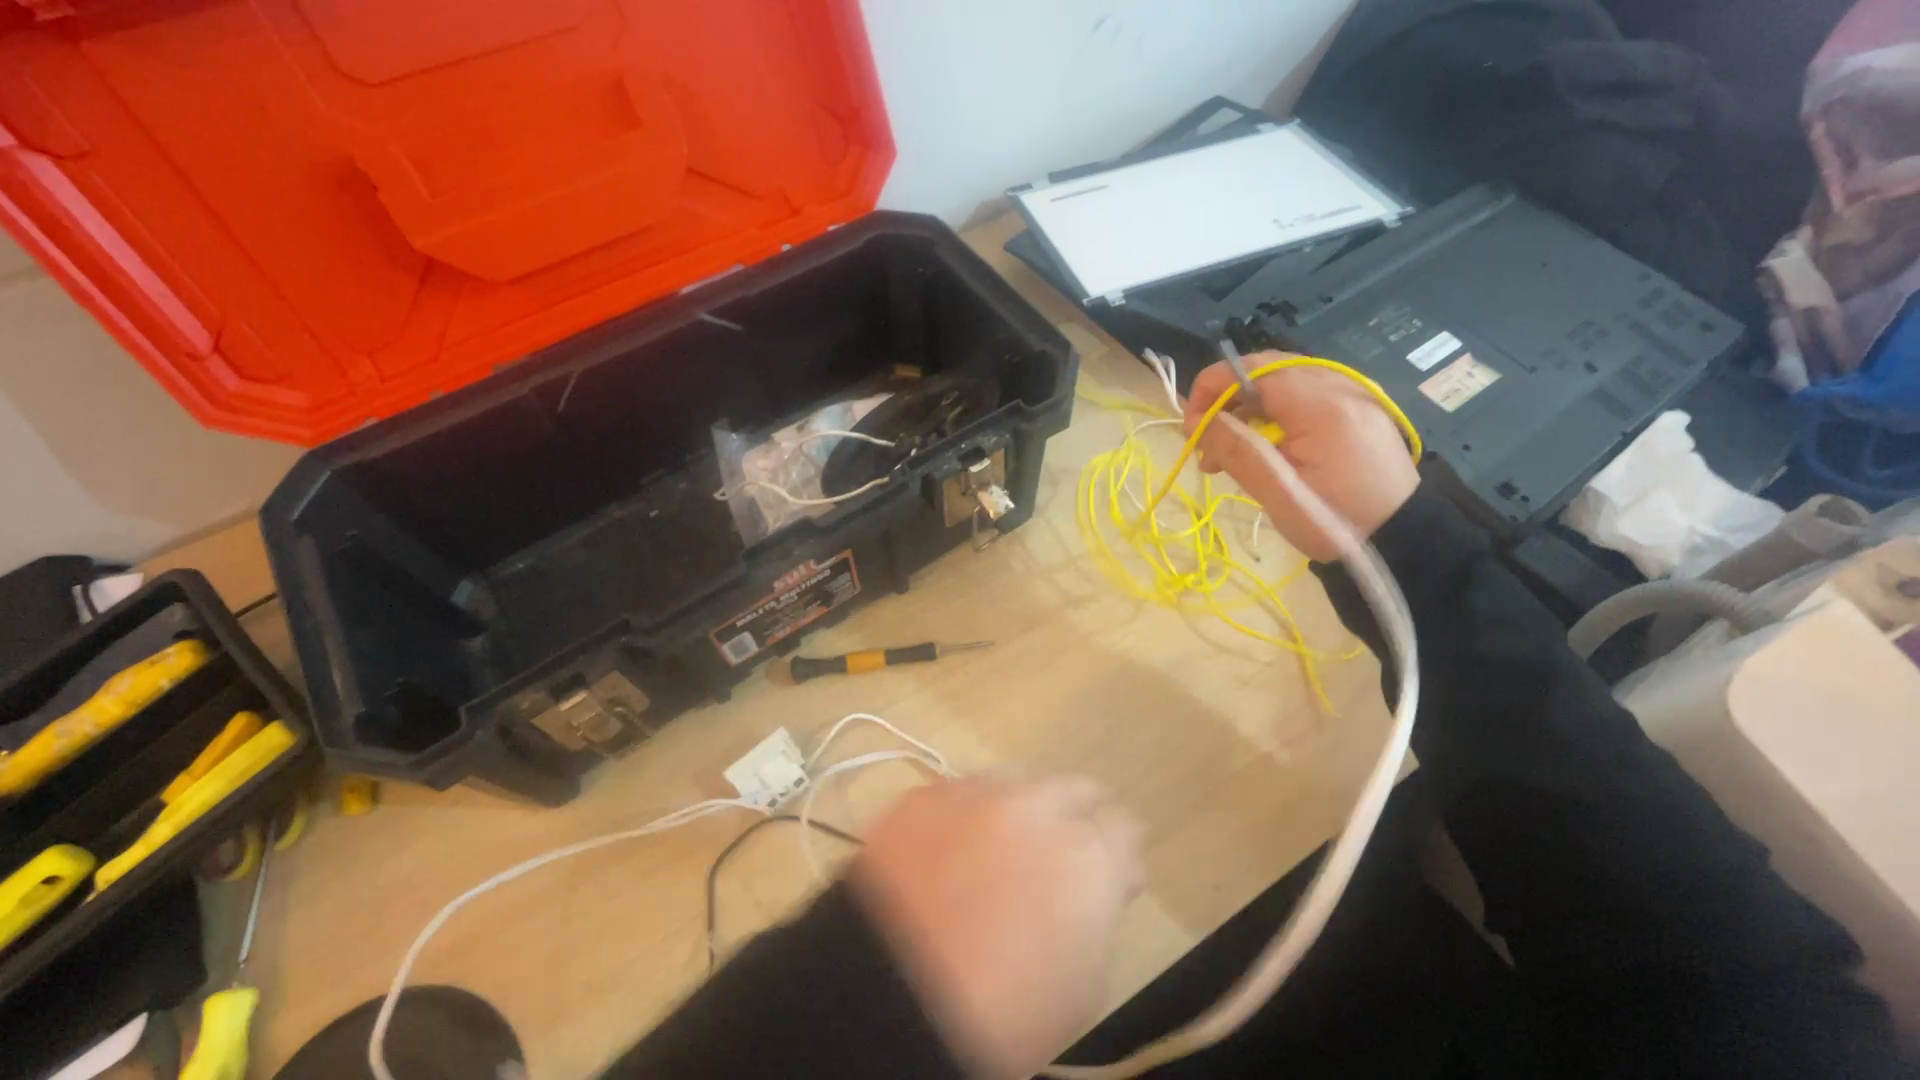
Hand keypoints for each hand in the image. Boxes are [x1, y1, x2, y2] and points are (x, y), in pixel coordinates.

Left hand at [848, 775, 1143, 1078]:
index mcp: (1089, 853)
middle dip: (1076, 822)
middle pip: (1075, 790)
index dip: (1119, 857)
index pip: (1126, 827)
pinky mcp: (920, 796)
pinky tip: (949, 852)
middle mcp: (1037, 806)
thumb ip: (1099, 915)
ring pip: (1016, 781)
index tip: (1109, 882)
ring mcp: (974, 793)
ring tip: (999, 852)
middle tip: (1056, 862)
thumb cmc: (1001, 1013)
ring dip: (1020, 811)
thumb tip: (1099, 888)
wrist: (885, 1000)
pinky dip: (964, 815)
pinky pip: (957, 793)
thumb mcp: (1083, 984)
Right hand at [1184, 354, 1419, 560]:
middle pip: (1267, 369)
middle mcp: (1338, 386)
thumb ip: (1237, 451)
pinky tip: (1265, 446)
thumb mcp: (1280, 494)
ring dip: (1249, 408)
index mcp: (1320, 404)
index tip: (1189, 424)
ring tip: (1230, 452)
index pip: (1252, 370)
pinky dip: (1275, 413)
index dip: (1211, 388)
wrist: (1405, 539)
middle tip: (1205, 440)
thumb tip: (1196, 421)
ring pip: (1284, 381)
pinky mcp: (1357, 410)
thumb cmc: (1337, 521)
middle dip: (1227, 398)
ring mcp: (1352, 395)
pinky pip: (1305, 395)